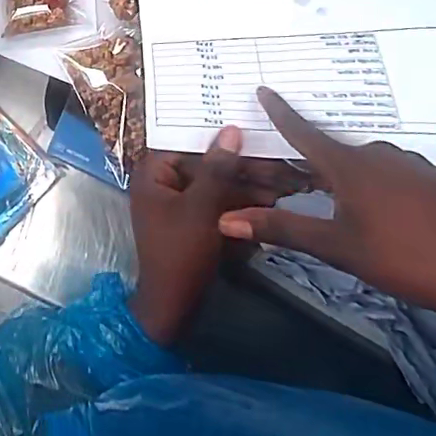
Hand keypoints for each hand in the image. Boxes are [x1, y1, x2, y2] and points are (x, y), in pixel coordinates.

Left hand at [128, 127, 308, 344]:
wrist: (173, 306)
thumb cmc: (181, 251)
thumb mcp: (201, 207)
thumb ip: (217, 168)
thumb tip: (231, 129)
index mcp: (152, 173)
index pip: (189, 144)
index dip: (224, 141)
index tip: (257, 136)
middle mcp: (160, 182)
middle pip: (205, 165)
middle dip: (242, 168)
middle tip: (280, 167)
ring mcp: (175, 203)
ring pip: (214, 185)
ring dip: (246, 186)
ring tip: (283, 185)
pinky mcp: (191, 221)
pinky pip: (215, 204)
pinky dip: (238, 203)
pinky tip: (269, 202)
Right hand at [218, 88, 435, 369]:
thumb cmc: (410, 261)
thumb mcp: (340, 249)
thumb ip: (283, 230)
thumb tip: (226, 220)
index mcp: (352, 167)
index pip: (305, 132)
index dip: (281, 112)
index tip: (264, 89)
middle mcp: (382, 157)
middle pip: (334, 153)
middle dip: (311, 164)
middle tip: (293, 182)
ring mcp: (416, 168)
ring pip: (367, 166)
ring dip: (346, 178)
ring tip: (339, 208)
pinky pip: (395, 176)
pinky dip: (377, 188)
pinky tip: (386, 219)